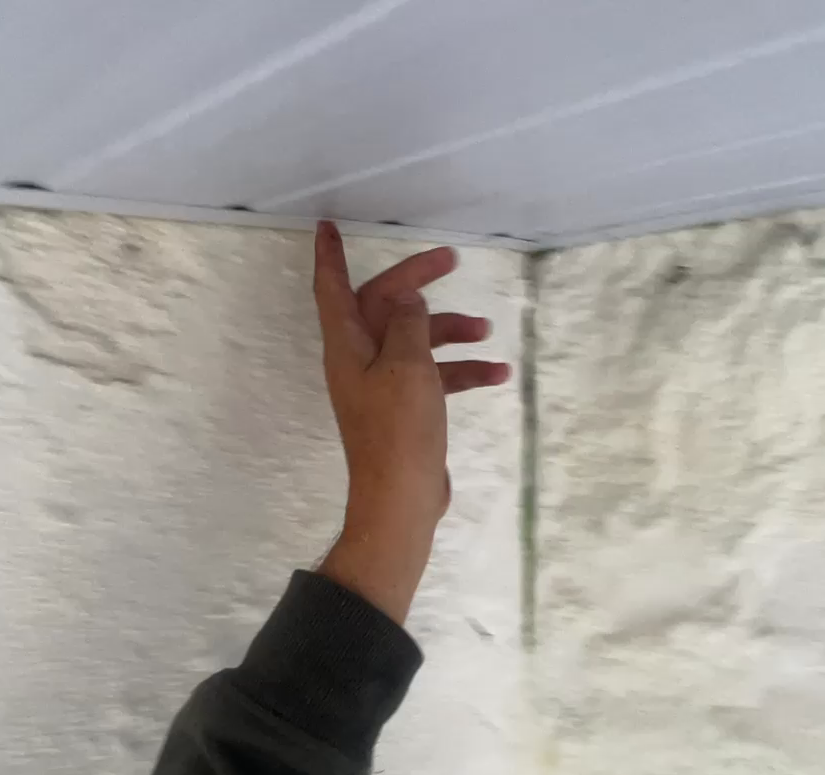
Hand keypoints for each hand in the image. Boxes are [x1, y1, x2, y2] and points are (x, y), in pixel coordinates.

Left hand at [311, 221, 509, 623]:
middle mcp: (359, 360)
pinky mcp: (406, 410)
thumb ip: (408, 323)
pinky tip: (497, 374)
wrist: (403, 498)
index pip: (333, 288)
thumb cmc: (399, 430)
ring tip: (488, 331)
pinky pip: (432, 378)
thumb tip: (406, 299)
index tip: (327, 226)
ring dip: (450, 332)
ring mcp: (382, 386)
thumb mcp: (407, 365)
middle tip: (452, 260)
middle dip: (418, 283)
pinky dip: (461, 372)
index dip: (330, 256)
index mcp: (347, 345)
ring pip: (415, 342)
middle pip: (386, 308)